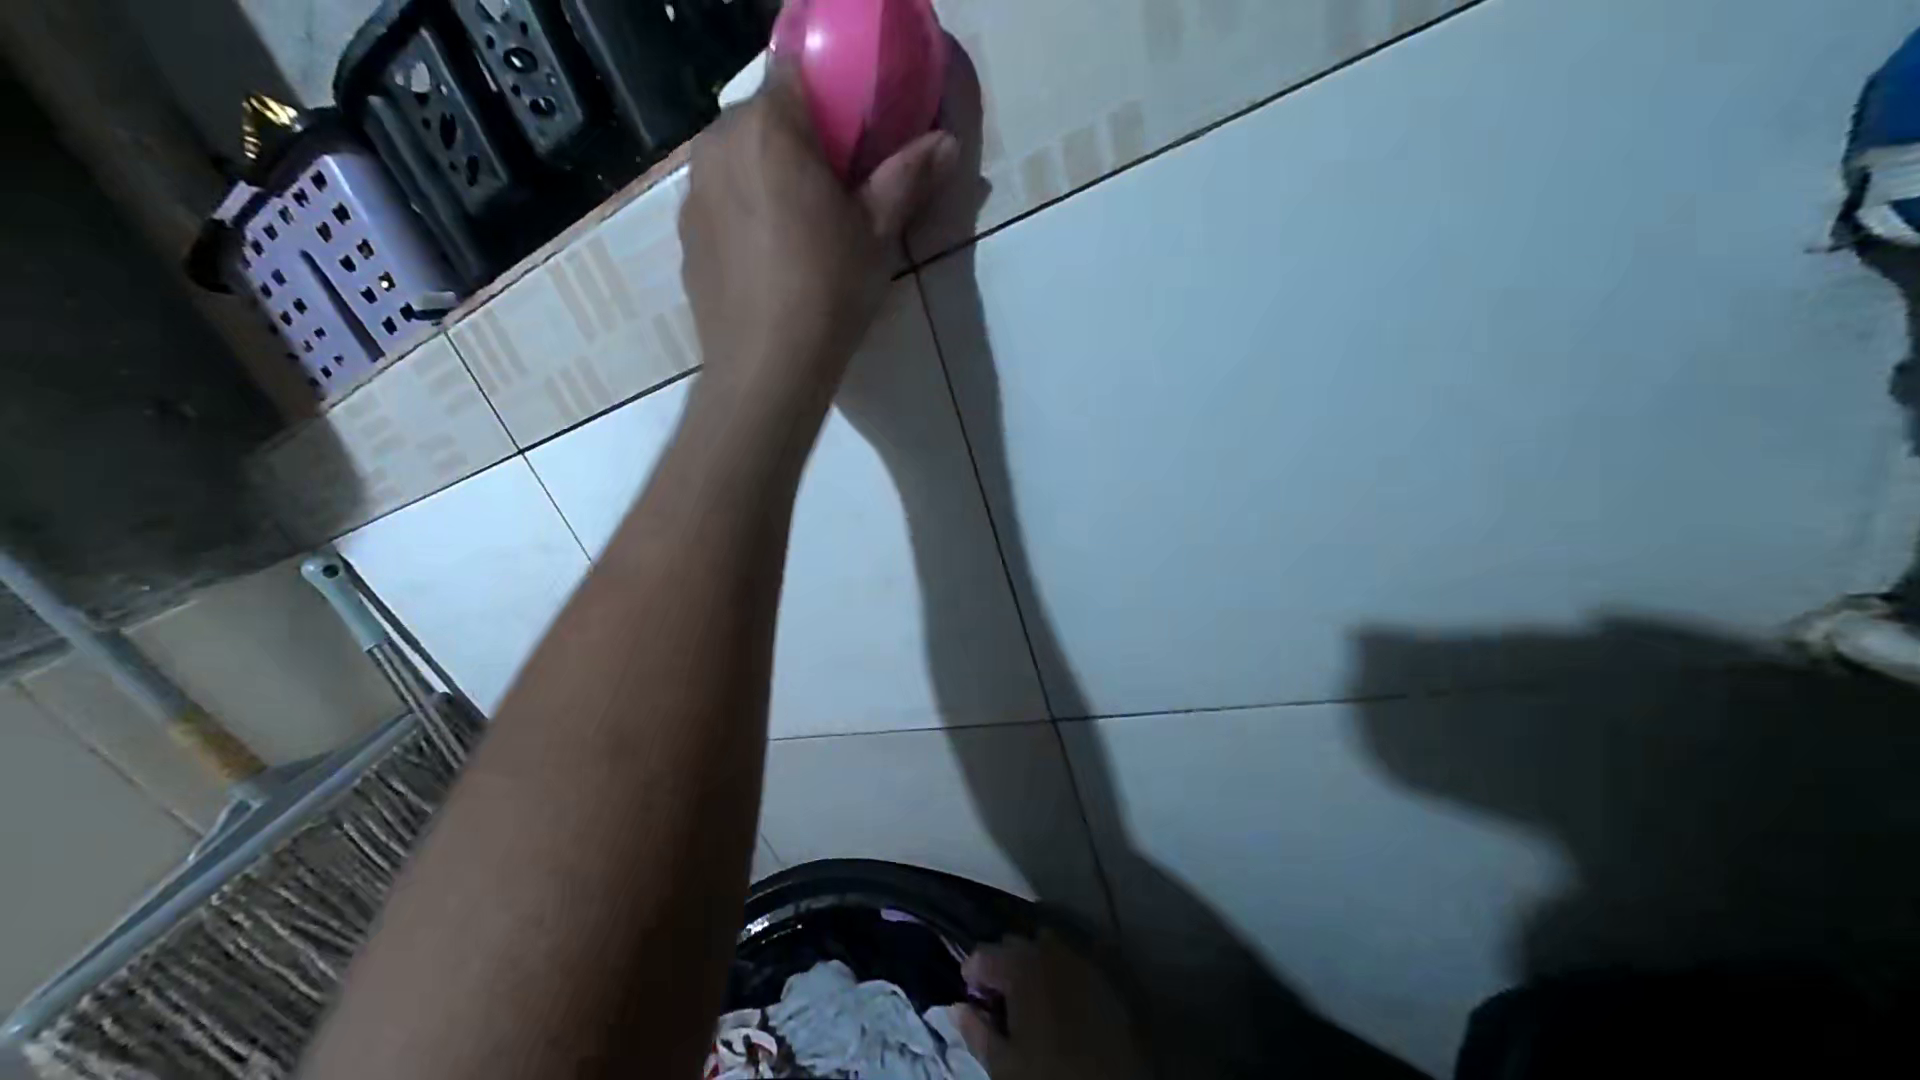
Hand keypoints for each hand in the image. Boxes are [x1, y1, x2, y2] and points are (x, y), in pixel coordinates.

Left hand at [679, 61, 958, 419]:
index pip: (795, 69)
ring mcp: (694, 191)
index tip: (852, 129)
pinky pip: (720, 199)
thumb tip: (947, 144)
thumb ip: (907, 179)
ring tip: (801, 225)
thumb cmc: (829, 292)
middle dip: (798, 138)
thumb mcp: (877, 236)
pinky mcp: (685, 234)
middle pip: (763, 116)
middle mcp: (718, 144)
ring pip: (737, 158)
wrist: (767, 368)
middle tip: (835, 185)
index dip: (828, 91)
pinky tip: (770, 256)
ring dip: (768, 173)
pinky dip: (744, 209)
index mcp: (770, 130)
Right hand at [955, 933, 1153, 1079]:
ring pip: (1046, 948)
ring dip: (1032, 964)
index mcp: (1020, 967)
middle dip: (1002, 965)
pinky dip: (1060, 973)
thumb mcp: (1004, 1067)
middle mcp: (1050, 951)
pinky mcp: (1105, 979)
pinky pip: (1073, 962)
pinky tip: (1060, 1002)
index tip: (972, 998)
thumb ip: (976, 1033)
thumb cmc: (1050, 1078)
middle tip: (999, 1000)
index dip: (972, 974)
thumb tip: (959, 1008)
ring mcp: (1081, 961)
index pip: (983, 954)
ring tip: (1030, 999)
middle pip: (1014, 944)